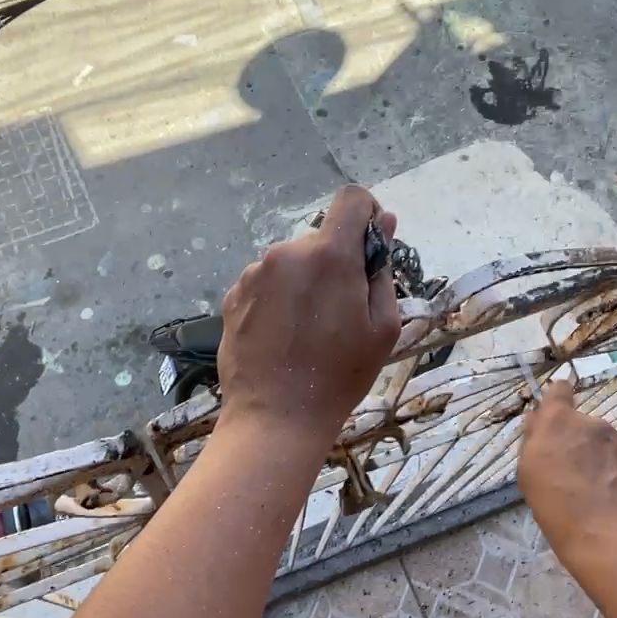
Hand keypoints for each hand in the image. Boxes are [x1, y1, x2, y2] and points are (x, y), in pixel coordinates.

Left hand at [217, 185, 399, 444]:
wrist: (275, 417)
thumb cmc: (339, 377)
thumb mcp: (383, 328)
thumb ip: (383, 269)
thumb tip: (384, 224)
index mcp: (328, 255)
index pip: (351, 200)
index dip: (366, 215)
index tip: (369, 248)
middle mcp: (286, 253)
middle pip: (319, 240)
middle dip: (334, 264)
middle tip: (340, 314)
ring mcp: (253, 274)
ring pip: (291, 264)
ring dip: (303, 283)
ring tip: (307, 333)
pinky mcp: (232, 296)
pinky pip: (265, 284)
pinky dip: (278, 300)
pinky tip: (281, 338)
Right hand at [517, 380, 616, 552]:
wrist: (600, 531)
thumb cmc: (552, 500)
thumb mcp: (527, 469)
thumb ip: (532, 438)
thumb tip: (535, 419)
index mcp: (559, 420)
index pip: (559, 390)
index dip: (555, 399)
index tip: (550, 416)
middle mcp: (590, 422)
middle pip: (578, 421)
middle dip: (572, 436)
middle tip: (564, 466)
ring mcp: (616, 440)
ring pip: (598, 440)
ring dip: (591, 453)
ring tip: (584, 484)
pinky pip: (613, 458)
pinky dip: (607, 469)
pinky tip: (601, 492)